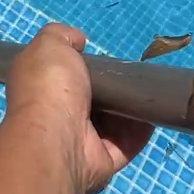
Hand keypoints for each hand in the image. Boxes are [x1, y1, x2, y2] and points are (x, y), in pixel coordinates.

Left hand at [5, 24, 152, 193]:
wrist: (58, 135)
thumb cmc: (51, 84)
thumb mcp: (50, 44)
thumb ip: (62, 35)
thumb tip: (78, 40)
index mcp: (39, 86)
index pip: (59, 73)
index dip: (77, 63)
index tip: (98, 55)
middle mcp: (56, 112)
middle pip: (89, 96)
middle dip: (108, 86)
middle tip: (128, 74)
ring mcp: (79, 138)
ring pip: (110, 120)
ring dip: (129, 108)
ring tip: (147, 90)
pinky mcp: (103, 159)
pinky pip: (127, 141)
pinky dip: (141, 129)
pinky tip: (153, 113)